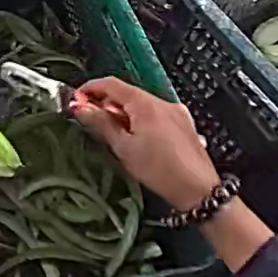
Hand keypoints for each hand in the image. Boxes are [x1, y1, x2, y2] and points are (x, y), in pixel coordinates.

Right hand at [70, 77, 219, 211]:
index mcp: (145, 103)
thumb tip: (80, 107)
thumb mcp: (123, 147)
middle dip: (107, 104)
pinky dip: (141, 121)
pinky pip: (156, 115)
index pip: (111, 83)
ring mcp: (176, 113)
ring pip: (142, 105)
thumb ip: (100, 123)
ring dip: (124, 113)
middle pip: (127, 94)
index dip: (90, 89)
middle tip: (93, 121)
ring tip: (116, 135)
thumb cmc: (160, 170)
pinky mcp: (184, 125)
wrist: (200, 193)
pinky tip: (139, 140)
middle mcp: (162, 102)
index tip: (77, 100)